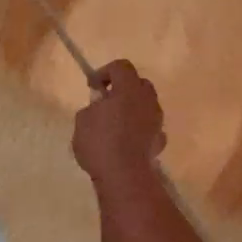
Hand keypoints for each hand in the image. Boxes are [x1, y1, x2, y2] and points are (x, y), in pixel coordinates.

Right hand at [73, 60, 166, 180]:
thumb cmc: (99, 142)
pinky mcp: (160, 139)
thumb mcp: (82, 120)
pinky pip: (149, 126)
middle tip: (106, 102)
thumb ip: (92, 107)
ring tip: (114, 124)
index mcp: (128, 89)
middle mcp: (147, 100)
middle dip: (122, 88)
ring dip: (132, 108)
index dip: (105, 72)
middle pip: (139, 83)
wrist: (123, 175)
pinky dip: (139, 128)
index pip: (121, 66)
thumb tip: (100, 107)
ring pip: (145, 105)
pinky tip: (126, 141)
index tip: (92, 86)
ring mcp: (157, 120)